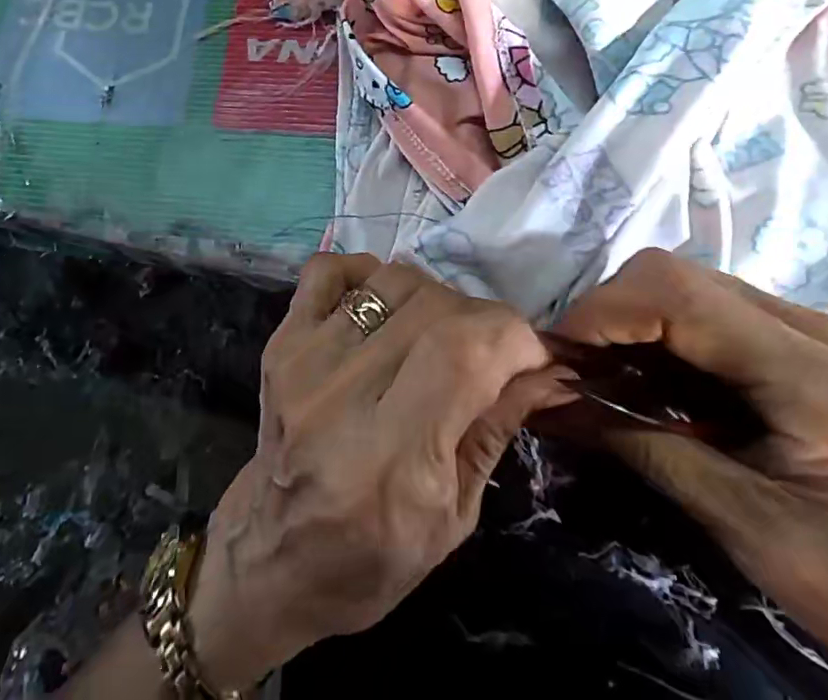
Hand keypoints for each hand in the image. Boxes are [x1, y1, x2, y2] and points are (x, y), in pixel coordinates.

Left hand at [186, 253, 571, 689]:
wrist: (275, 552)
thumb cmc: (372, 557)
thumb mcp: (455, 515)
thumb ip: (497, 427)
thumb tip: (552, 367)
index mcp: (394, 459)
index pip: (463, 350)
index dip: (514, 337)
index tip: (531, 357)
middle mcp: (341, 398)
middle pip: (433, 307)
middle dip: (483, 319)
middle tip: (490, 353)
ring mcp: (302, 361)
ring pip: (391, 281)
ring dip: (434, 298)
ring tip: (438, 334)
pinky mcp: (279, 343)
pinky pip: (328, 271)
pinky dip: (368, 273)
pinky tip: (384, 308)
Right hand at [549, 250, 827, 698]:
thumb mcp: (748, 528)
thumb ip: (644, 448)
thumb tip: (551, 405)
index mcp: (825, 382)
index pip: (680, 294)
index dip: (602, 312)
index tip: (558, 357)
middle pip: (683, 276)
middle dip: (612, 315)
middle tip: (579, 372)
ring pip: (701, 288)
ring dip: (640, 324)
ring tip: (613, 381)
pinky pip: (727, 316)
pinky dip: (675, 338)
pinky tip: (666, 387)